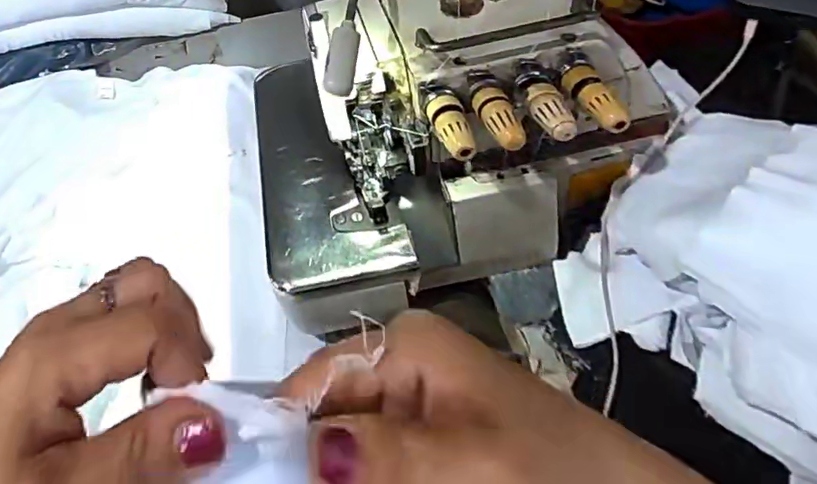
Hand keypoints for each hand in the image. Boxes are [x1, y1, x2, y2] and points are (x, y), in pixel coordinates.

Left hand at [0, 258, 227, 483]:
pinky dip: (149, 335)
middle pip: (145, 279)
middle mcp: (59, 321)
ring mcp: (57, 330)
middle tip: (189, 399)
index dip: (187, 365)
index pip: (150, 318)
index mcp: (56, 347)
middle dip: (183, 329)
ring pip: (134, 288)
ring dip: (169, 328)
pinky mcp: (56, 347)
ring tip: (171, 394)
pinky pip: (117, 313)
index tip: (196, 424)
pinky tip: (146, 384)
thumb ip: (139, 454)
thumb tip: (212, 421)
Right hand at [277, 311, 703, 483]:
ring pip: (358, 452)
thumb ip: (386, 456)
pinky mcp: (444, 453)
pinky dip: (370, 481)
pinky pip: (387, 468)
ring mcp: (425, 413)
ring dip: (341, 477)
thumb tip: (301, 454)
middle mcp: (403, 370)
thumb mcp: (473, 464)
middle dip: (314, 465)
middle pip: (333, 420)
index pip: (318, 380)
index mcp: (404, 346)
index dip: (283, 428)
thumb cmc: (564, 477)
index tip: (252, 470)